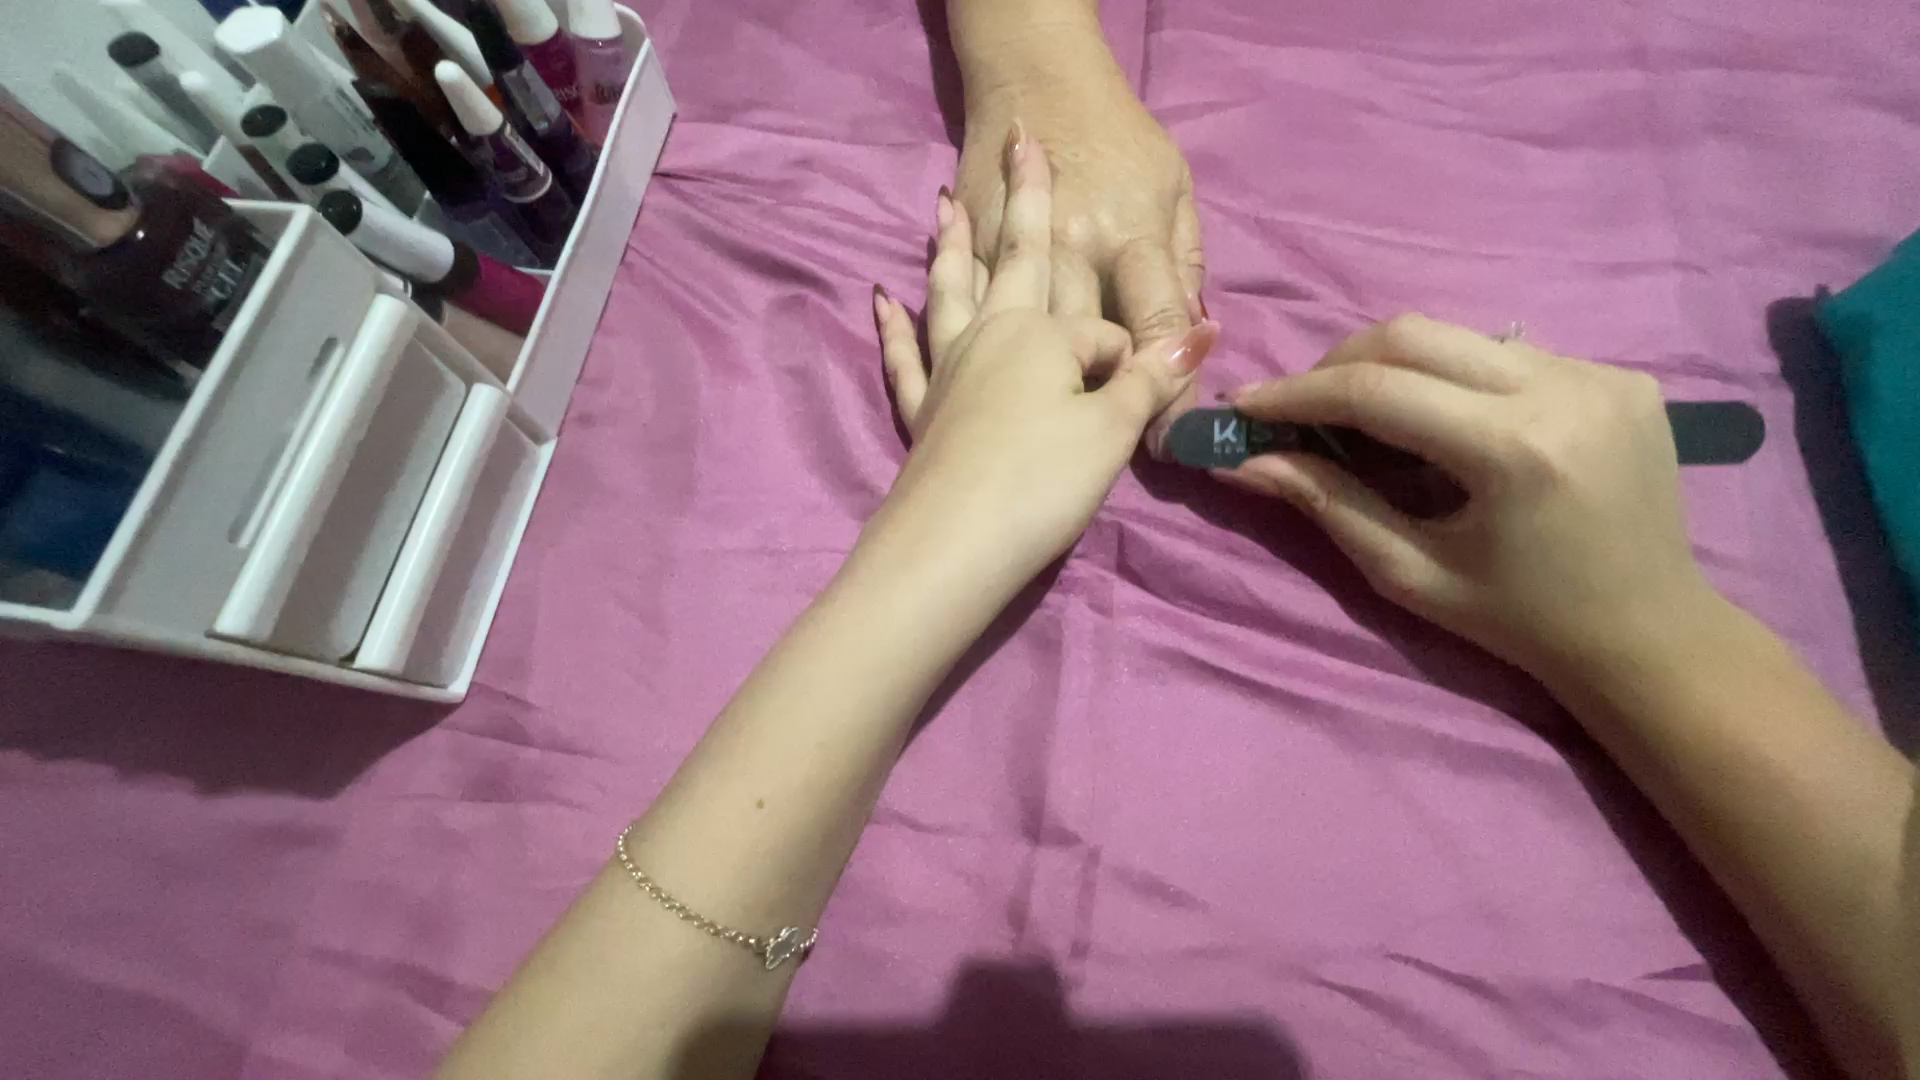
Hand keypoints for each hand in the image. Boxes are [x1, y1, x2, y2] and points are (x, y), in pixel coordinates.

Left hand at [871, 129, 1218, 596]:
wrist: (955, 543)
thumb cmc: (1041, 480)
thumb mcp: (1111, 430)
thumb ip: (1152, 378)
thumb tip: (1204, 333)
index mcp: (1042, 336)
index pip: (1100, 334)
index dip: (1127, 363)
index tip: (1142, 396)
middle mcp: (989, 337)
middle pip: (1015, 261)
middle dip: (1026, 202)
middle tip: (1023, 142)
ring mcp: (946, 370)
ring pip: (950, 293)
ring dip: (950, 247)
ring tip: (943, 203)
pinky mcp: (918, 409)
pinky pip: (904, 357)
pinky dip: (894, 327)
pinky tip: (883, 299)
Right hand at [954, 37, 1204, 454]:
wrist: (1030, 80)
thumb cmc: (1114, 139)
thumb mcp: (1173, 190)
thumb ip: (1185, 267)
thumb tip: (1196, 336)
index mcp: (1126, 240)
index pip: (1157, 328)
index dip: (1171, 388)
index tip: (1173, 440)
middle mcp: (1067, 265)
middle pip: (1091, 353)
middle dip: (1104, 412)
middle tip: (1108, 461)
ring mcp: (1010, 271)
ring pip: (1032, 354)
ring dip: (1038, 406)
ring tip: (1028, 446)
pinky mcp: (971, 271)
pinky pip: (967, 328)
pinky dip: (972, 362)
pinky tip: (971, 401)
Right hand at [1219, 315, 1714, 676]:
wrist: (1650, 632)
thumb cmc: (1516, 619)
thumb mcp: (1406, 572)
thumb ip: (1326, 504)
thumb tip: (1245, 462)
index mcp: (1515, 452)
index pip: (1377, 390)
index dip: (1296, 392)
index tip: (1242, 404)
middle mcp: (1565, 390)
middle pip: (1412, 336)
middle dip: (1334, 366)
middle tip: (1294, 409)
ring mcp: (1601, 373)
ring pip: (1453, 335)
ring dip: (1383, 366)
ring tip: (1351, 415)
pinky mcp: (1617, 373)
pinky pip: (1497, 353)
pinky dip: (1440, 376)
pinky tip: (1429, 420)